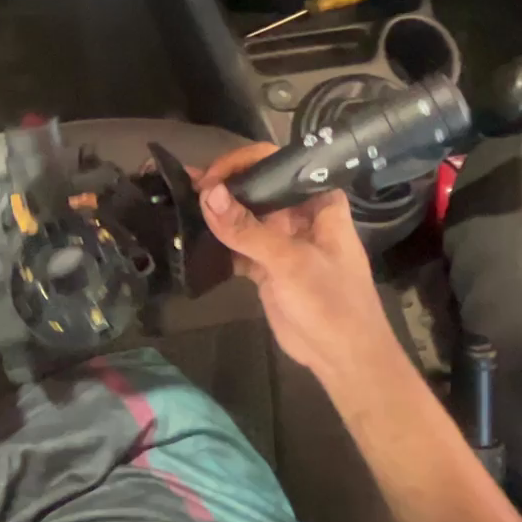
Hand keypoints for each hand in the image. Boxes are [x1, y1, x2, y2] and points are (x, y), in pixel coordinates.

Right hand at [196, 144, 401, 383]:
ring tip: (178, 202)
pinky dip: (215, 241)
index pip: (277, 165)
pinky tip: (188, 235)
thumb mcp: (290, 262)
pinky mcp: (264, 265)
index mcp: (317, 202)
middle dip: (222, 185)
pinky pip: (235, 245)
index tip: (211, 178)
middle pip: (256, 187)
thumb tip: (207, 195)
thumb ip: (247, 229)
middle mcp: (298, 214)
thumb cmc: (331, 302)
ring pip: (242, 216)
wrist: (343, 357)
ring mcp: (280, 240)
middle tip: (186, 187)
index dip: (243, 164)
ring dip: (214, 212)